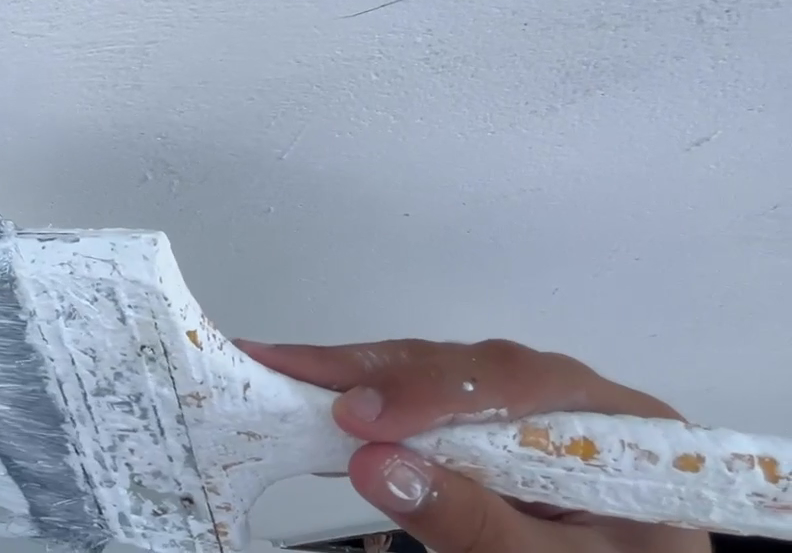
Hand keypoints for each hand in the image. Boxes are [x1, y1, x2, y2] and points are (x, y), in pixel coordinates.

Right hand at [243, 338, 710, 552]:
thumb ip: (476, 524)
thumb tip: (370, 465)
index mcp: (612, 422)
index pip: (514, 382)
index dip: (427, 392)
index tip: (357, 417)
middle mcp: (556, 396)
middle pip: (452, 366)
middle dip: (365, 371)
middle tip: (279, 365)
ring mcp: (508, 406)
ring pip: (420, 371)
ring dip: (346, 374)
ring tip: (276, 366)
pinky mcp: (467, 422)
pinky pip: (405, 394)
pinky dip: (353, 393)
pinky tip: (306, 383)